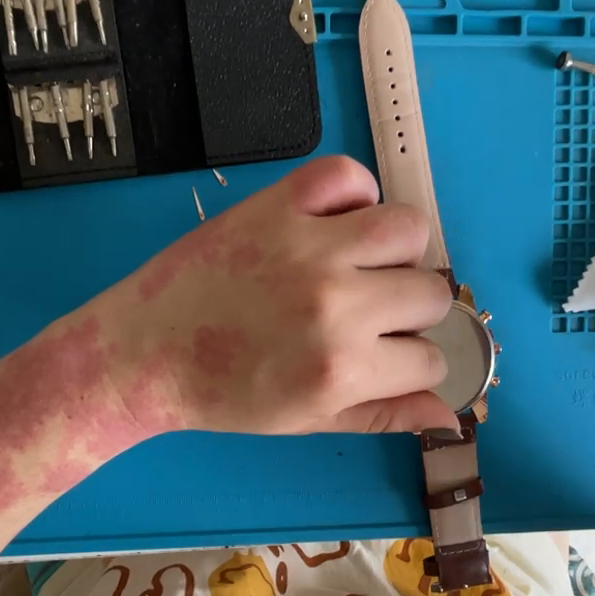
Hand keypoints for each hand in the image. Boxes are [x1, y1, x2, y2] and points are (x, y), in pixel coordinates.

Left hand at [96, 155, 458, 436]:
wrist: (144, 354)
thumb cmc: (223, 395)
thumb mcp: (306, 420)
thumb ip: (382, 416)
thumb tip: (450, 413)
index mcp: (345, 368)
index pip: (433, 357)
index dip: (413, 361)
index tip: (386, 356)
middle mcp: (338, 303)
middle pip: (431, 292)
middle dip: (411, 310)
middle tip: (370, 313)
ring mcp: (309, 246)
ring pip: (408, 227)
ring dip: (396, 250)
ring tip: (360, 264)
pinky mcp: (277, 205)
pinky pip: (348, 175)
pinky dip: (354, 193)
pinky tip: (335, 222)